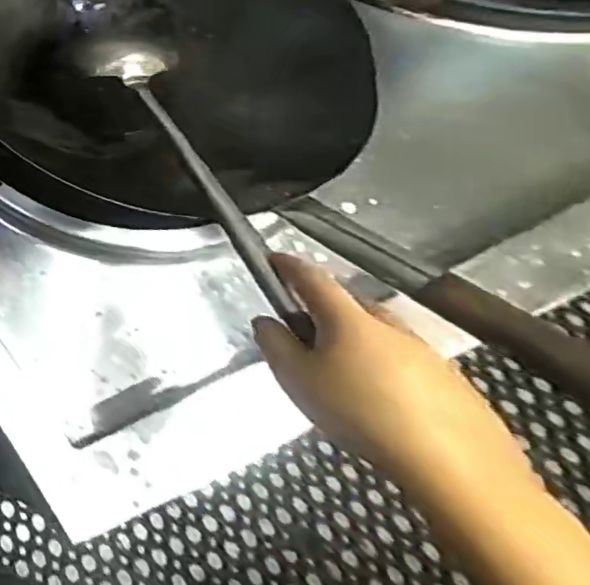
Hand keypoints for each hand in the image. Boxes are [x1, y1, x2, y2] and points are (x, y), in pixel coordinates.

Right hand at [253, 253, 540, 501]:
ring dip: (362, 344)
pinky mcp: (461, 392)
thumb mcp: (295, 377)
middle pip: (354, 308)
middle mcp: (393, 331)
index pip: (314, 279)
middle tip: (308, 331)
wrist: (462, 474)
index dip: (290, 266)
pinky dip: (392, 373)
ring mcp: (434, 361)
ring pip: (386, 339)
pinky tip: (386, 404)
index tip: (274, 259)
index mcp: (349, 321)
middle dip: (328, 310)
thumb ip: (274, 342)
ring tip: (346, 375)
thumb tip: (270, 322)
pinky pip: (413, 368)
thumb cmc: (361, 414)